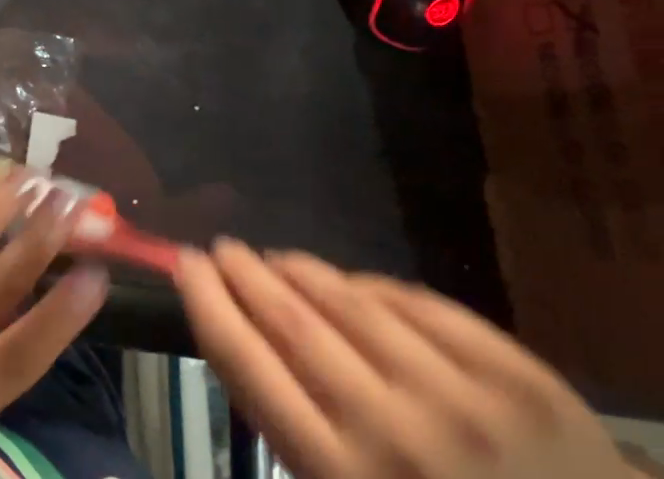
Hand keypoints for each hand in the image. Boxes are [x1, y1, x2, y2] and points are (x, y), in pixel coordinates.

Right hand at [176, 239, 633, 478]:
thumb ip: (291, 426)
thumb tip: (239, 333)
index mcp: (336, 471)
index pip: (243, 358)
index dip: (205, 300)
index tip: (183, 264)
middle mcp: (390, 428)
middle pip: (290, 322)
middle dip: (244, 274)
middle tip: (220, 249)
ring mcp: (462, 399)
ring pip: (353, 304)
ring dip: (302, 271)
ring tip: (279, 259)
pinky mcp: (520, 378)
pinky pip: (424, 308)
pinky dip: (378, 289)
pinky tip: (359, 287)